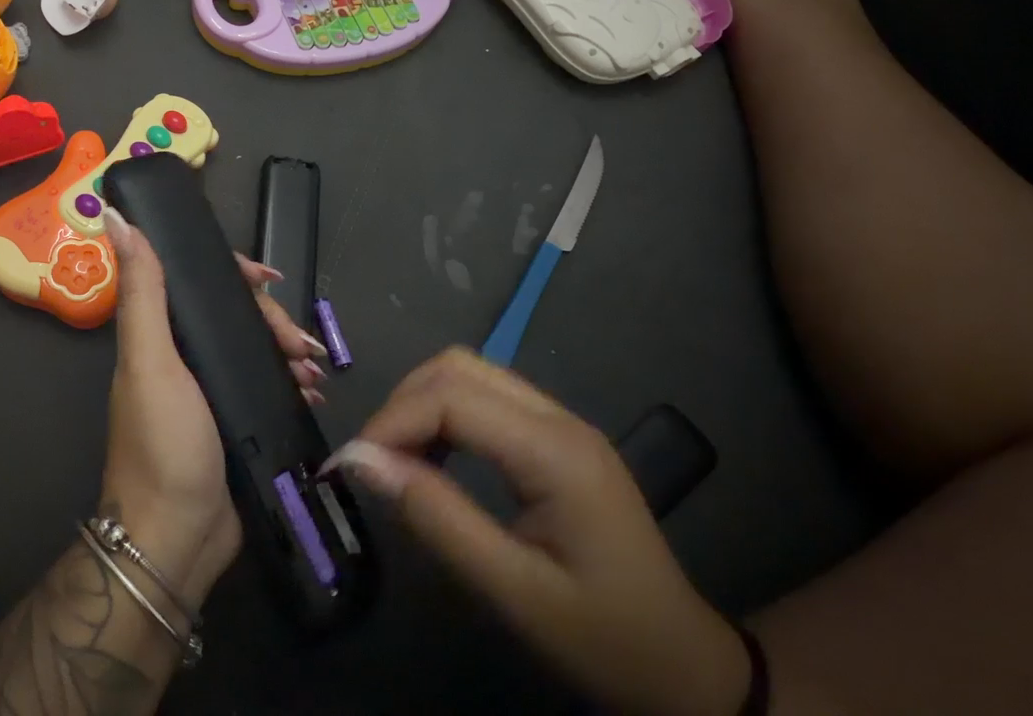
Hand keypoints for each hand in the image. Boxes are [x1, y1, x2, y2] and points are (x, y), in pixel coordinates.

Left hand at [99, 208, 327, 609]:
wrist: (177, 536)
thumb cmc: (163, 443)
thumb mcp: (150, 361)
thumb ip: (143, 291)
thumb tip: (115, 216)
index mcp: (158, 335)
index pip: (197, 281)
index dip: (234, 273)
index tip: (268, 279)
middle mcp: (183, 355)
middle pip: (236, 315)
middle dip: (274, 321)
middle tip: (303, 348)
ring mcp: (210, 390)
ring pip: (257, 348)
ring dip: (290, 351)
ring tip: (313, 374)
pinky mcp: (236, 421)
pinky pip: (268, 385)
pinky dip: (291, 382)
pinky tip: (313, 394)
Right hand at [324, 348, 748, 715]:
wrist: (683, 665)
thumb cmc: (600, 635)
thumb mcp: (510, 589)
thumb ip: (433, 517)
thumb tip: (357, 461)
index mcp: (554, 452)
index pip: (450, 398)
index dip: (390, 423)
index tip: (349, 469)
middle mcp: (559, 420)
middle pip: (458, 368)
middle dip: (401, 405)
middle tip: (371, 463)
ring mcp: (563, 426)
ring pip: (470, 374)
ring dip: (420, 405)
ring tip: (396, 462)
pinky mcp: (558, 440)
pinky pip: (487, 399)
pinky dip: (444, 415)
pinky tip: (433, 459)